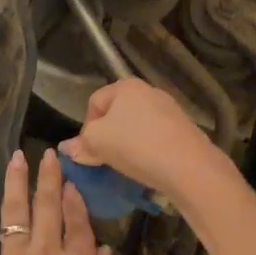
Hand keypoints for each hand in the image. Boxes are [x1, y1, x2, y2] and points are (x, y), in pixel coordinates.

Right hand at [60, 78, 228, 198]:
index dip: (86, 127)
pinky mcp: (185, 130)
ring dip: (128, 145)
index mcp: (125, 86)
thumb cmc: (136, 146)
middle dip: (108, 136)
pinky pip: (157, 138)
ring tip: (127, 166)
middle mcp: (149, 91)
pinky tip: (149, 168)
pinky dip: (149, 151)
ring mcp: (170, 110)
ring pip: (137, 127)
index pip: (94, 102)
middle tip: (105, 159)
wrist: (190, 167)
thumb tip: (66, 148)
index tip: (88, 151)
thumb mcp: (97, 144)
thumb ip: (80, 144)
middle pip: (117, 114)